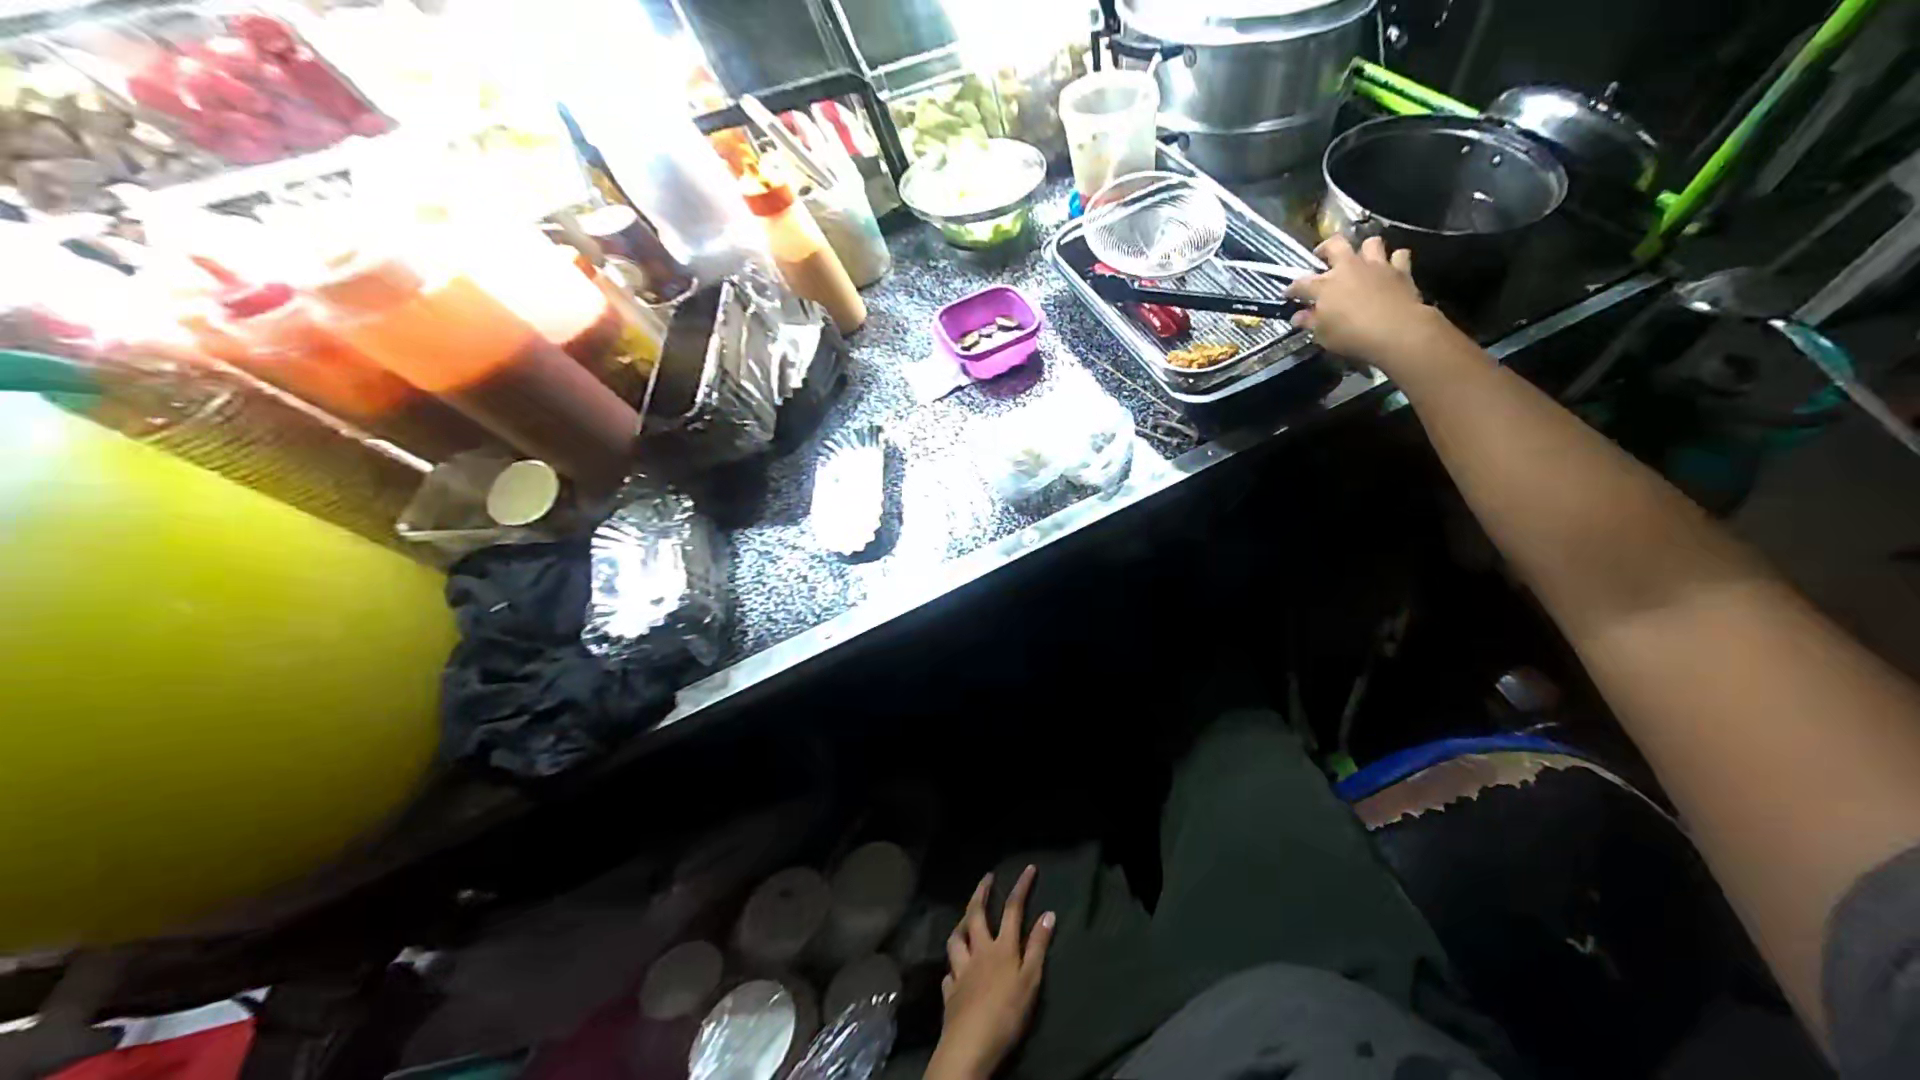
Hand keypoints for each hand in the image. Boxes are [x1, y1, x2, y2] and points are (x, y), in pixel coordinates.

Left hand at [927, 866, 1054, 1079]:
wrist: (971, 1044)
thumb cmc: (1007, 1012)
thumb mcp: (1031, 980)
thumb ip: (1038, 947)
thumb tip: (1048, 913)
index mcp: (1001, 947)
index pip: (1012, 909)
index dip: (1021, 887)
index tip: (1029, 868)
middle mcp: (979, 951)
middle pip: (976, 915)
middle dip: (981, 892)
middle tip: (986, 877)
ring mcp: (961, 970)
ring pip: (956, 938)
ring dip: (961, 924)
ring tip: (964, 919)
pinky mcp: (950, 991)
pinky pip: (950, 971)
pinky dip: (954, 965)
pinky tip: (955, 969)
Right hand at [1286, 235, 1448, 369]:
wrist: (1397, 330)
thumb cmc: (1352, 335)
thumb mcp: (1323, 334)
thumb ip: (1310, 322)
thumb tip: (1298, 317)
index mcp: (1325, 286)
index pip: (1301, 283)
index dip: (1292, 289)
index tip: (1287, 295)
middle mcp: (1348, 268)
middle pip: (1335, 245)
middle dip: (1326, 248)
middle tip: (1322, 256)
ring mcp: (1376, 266)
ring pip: (1370, 243)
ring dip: (1365, 250)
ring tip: (1361, 260)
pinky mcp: (1401, 270)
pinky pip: (1399, 256)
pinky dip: (1395, 260)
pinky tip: (1391, 268)